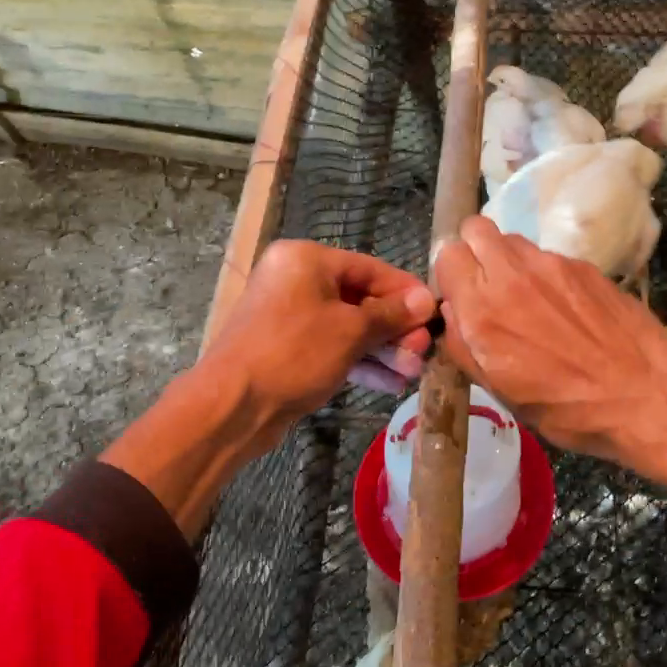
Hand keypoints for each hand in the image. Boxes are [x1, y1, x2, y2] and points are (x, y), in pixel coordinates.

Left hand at [203, 240, 436, 425]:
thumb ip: (391, 314)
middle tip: (422, 353)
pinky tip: (390, 383)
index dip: (405, 292)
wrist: (232, 406)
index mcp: (306, 260)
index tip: (434, 314)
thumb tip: (427, 300)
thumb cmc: (293, 353)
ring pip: (348, 327)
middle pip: (360, 298)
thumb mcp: (350, 331)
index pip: (370, 268)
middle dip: (395, 328)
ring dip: (382, 349)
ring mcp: (290, 316)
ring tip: (413, 373)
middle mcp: (296, 280)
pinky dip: (359, 362)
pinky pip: (332, 347)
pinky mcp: (288, 349)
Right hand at [434, 217, 666, 498]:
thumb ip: (464, 345)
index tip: (460, 295)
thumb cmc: (565, 409)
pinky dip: (545, 274)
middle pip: (475, 229)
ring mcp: (551, 265)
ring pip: (513, 240)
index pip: (447, 254)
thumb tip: (451, 311)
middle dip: (474, 251)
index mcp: (482, 311)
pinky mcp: (584, 265)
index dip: (450, 273)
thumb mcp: (500, 391)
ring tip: (527, 298)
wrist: (645, 398)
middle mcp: (511, 276)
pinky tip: (565, 308)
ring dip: (509, 261)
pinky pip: (548, 257)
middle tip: (487, 285)